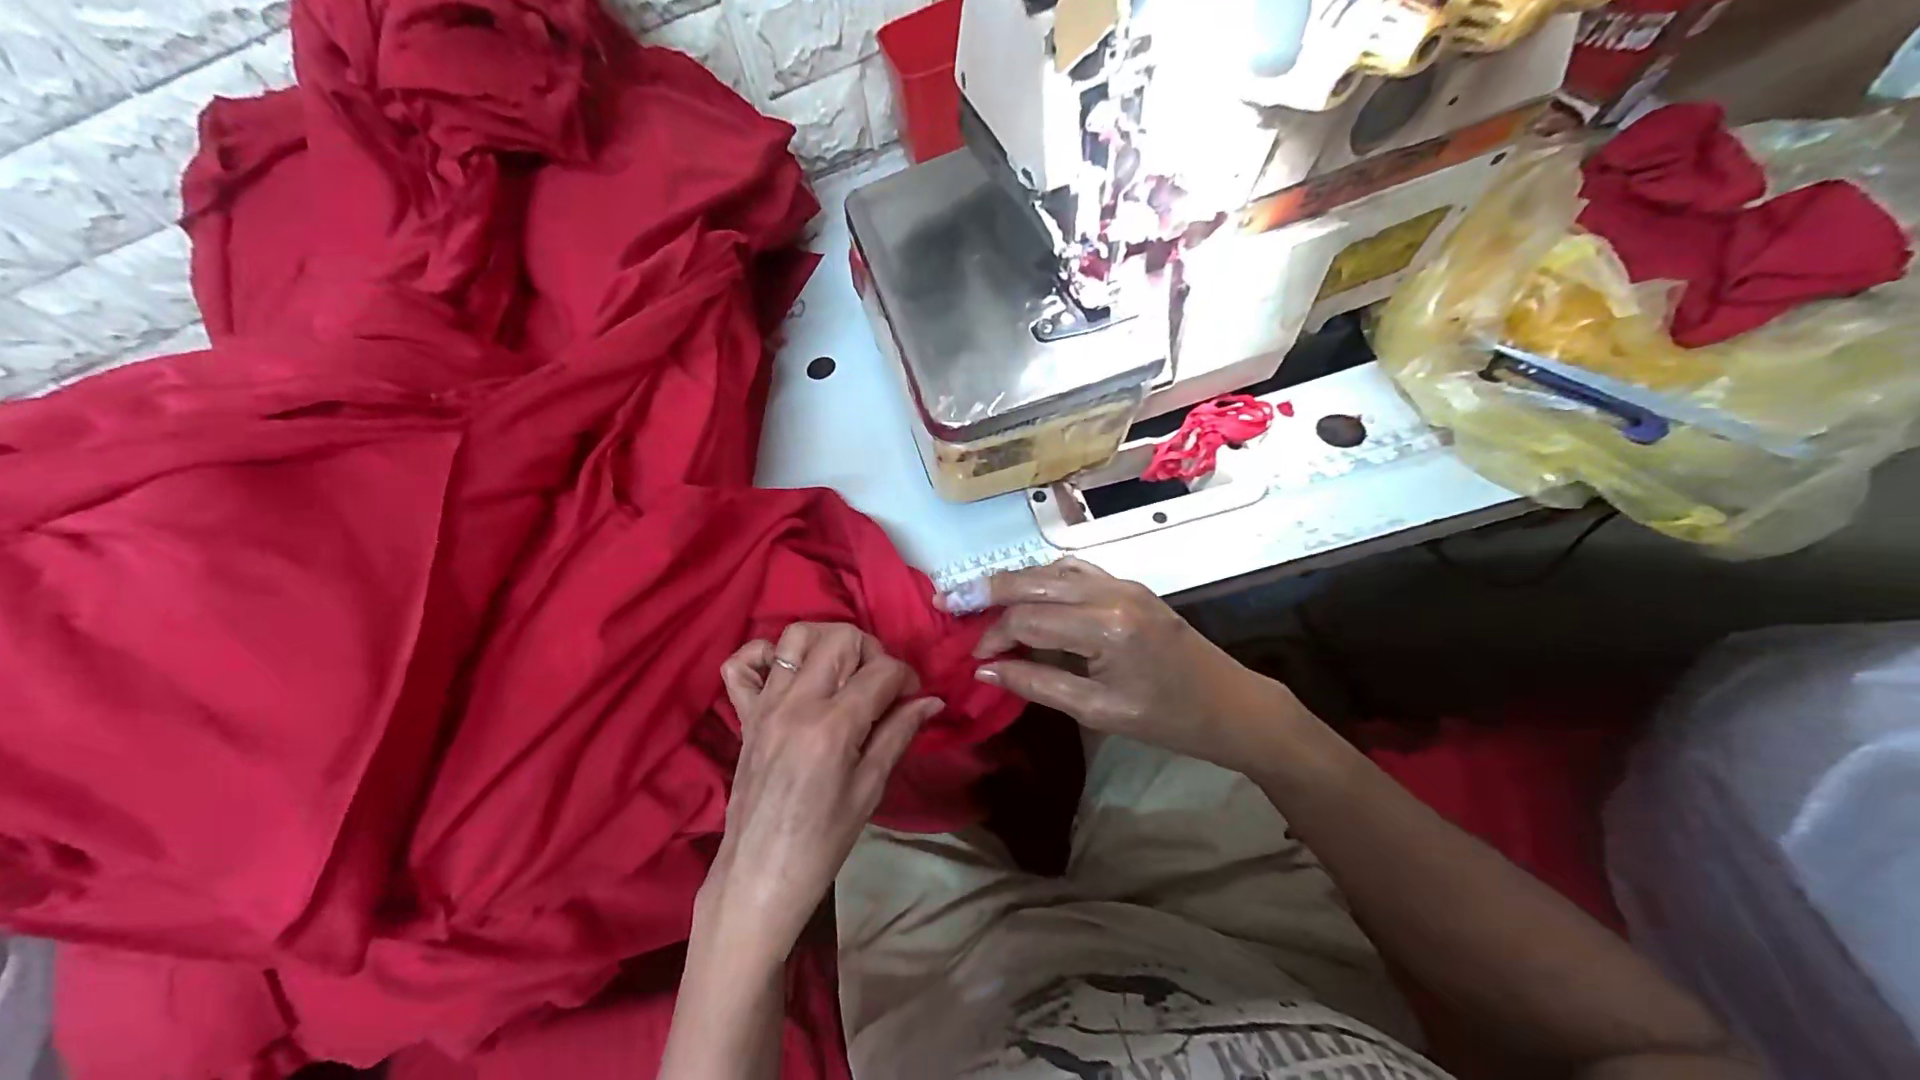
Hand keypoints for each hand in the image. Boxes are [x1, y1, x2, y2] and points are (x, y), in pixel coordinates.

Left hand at [703, 622, 942, 962]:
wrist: (760, 875)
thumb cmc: (823, 841)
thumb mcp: (870, 788)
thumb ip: (898, 733)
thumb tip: (931, 701)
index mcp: (832, 727)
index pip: (881, 671)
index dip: (906, 676)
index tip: (912, 694)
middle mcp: (796, 704)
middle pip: (840, 638)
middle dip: (871, 650)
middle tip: (880, 682)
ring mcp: (765, 706)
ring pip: (794, 636)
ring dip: (826, 642)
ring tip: (842, 670)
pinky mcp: (744, 715)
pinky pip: (741, 664)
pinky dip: (765, 655)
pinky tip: (788, 674)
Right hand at [949, 559, 1301, 775]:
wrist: (1231, 705)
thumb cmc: (1167, 719)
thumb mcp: (1097, 711)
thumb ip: (1037, 684)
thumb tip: (985, 671)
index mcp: (1105, 627)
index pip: (1027, 620)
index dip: (993, 637)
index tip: (974, 659)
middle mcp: (1111, 593)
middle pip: (1034, 582)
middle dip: (989, 592)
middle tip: (950, 602)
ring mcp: (1123, 584)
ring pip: (1053, 570)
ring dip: (1015, 582)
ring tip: (981, 597)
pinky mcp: (1129, 587)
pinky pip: (1076, 573)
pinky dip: (1044, 581)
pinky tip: (1027, 594)